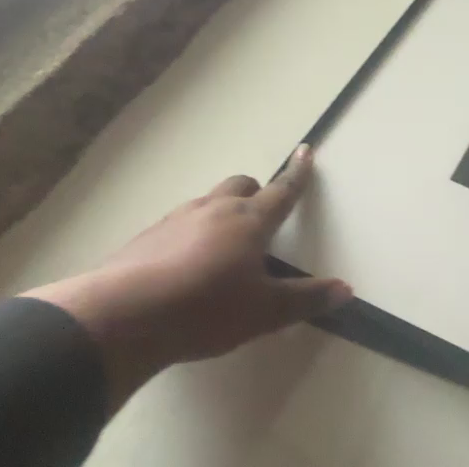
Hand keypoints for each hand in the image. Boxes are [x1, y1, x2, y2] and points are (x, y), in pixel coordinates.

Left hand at [24, 145, 350, 408]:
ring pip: (207, 202)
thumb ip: (305, 300)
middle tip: (261, 213)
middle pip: (241, 185)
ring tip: (220, 246)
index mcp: (250, 221)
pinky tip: (180, 266)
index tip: (305, 150)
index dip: (298, 174)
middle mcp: (215, 210)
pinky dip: (188, 234)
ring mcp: (176, 220)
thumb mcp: (263, 312)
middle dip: (255, 192)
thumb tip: (346, 290)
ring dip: (220, 213)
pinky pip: (176, 225)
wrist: (122, 317)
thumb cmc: (204, 310)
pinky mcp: (145, 238)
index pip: (282, 191)